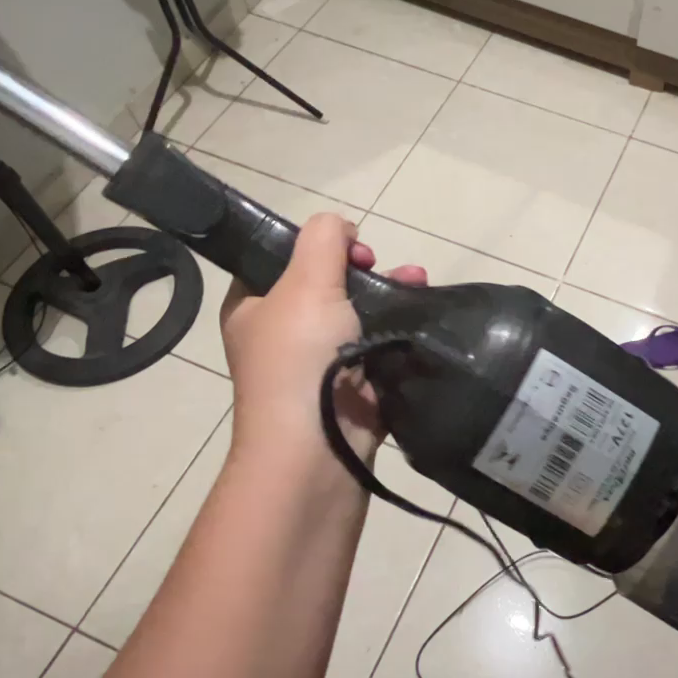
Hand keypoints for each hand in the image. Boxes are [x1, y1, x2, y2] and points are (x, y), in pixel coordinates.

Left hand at [219, 214, 427, 471]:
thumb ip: (322, 241)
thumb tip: (338, 227)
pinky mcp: (354, 387)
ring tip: (419, 279)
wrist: (318, 449)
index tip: (348, 246)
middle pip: (326, 285)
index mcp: (254, 309)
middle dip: (362, 268)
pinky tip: (423, 312)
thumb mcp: (305, 283)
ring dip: (389, 293)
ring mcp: (320, 364)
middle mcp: (283, 336)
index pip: (280, 260)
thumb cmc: (299, 359)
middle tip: (383, 264)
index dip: (315, 245)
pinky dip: (400, 330)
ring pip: (358, 314)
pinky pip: (379, 347)